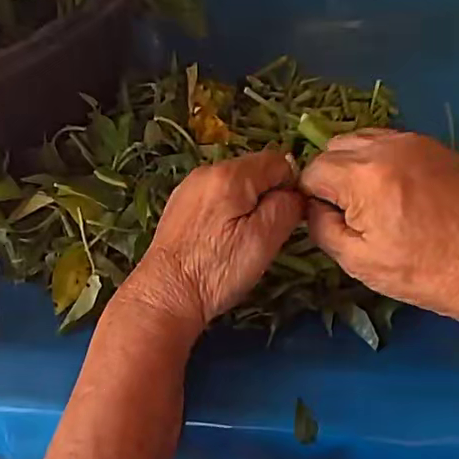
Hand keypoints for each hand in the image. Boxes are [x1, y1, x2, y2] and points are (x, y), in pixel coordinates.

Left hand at [116, 150, 301, 332]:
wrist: (164, 297)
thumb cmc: (216, 271)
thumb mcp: (264, 239)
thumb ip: (287, 207)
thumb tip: (294, 193)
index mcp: (229, 174)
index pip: (279, 161)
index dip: (290, 188)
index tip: (285, 220)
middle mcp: (205, 172)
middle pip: (254, 172)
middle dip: (265, 199)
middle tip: (260, 237)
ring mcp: (188, 189)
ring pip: (234, 189)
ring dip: (244, 210)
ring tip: (237, 244)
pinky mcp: (177, 208)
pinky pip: (214, 201)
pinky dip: (223, 217)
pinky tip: (218, 243)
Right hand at [300, 129, 458, 317]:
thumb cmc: (420, 269)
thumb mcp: (356, 260)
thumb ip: (321, 228)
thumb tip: (314, 208)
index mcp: (363, 175)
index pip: (311, 170)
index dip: (308, 197)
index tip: (323, 220)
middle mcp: (386, 147)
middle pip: (333, 147)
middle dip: (328, 177)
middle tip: (344, 213)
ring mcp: (413, 142)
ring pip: (360, 140)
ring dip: (351, 166)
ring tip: (367, 202)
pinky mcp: (433, 147)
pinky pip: (387, 142)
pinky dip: (376, 161)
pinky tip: (390, 193)